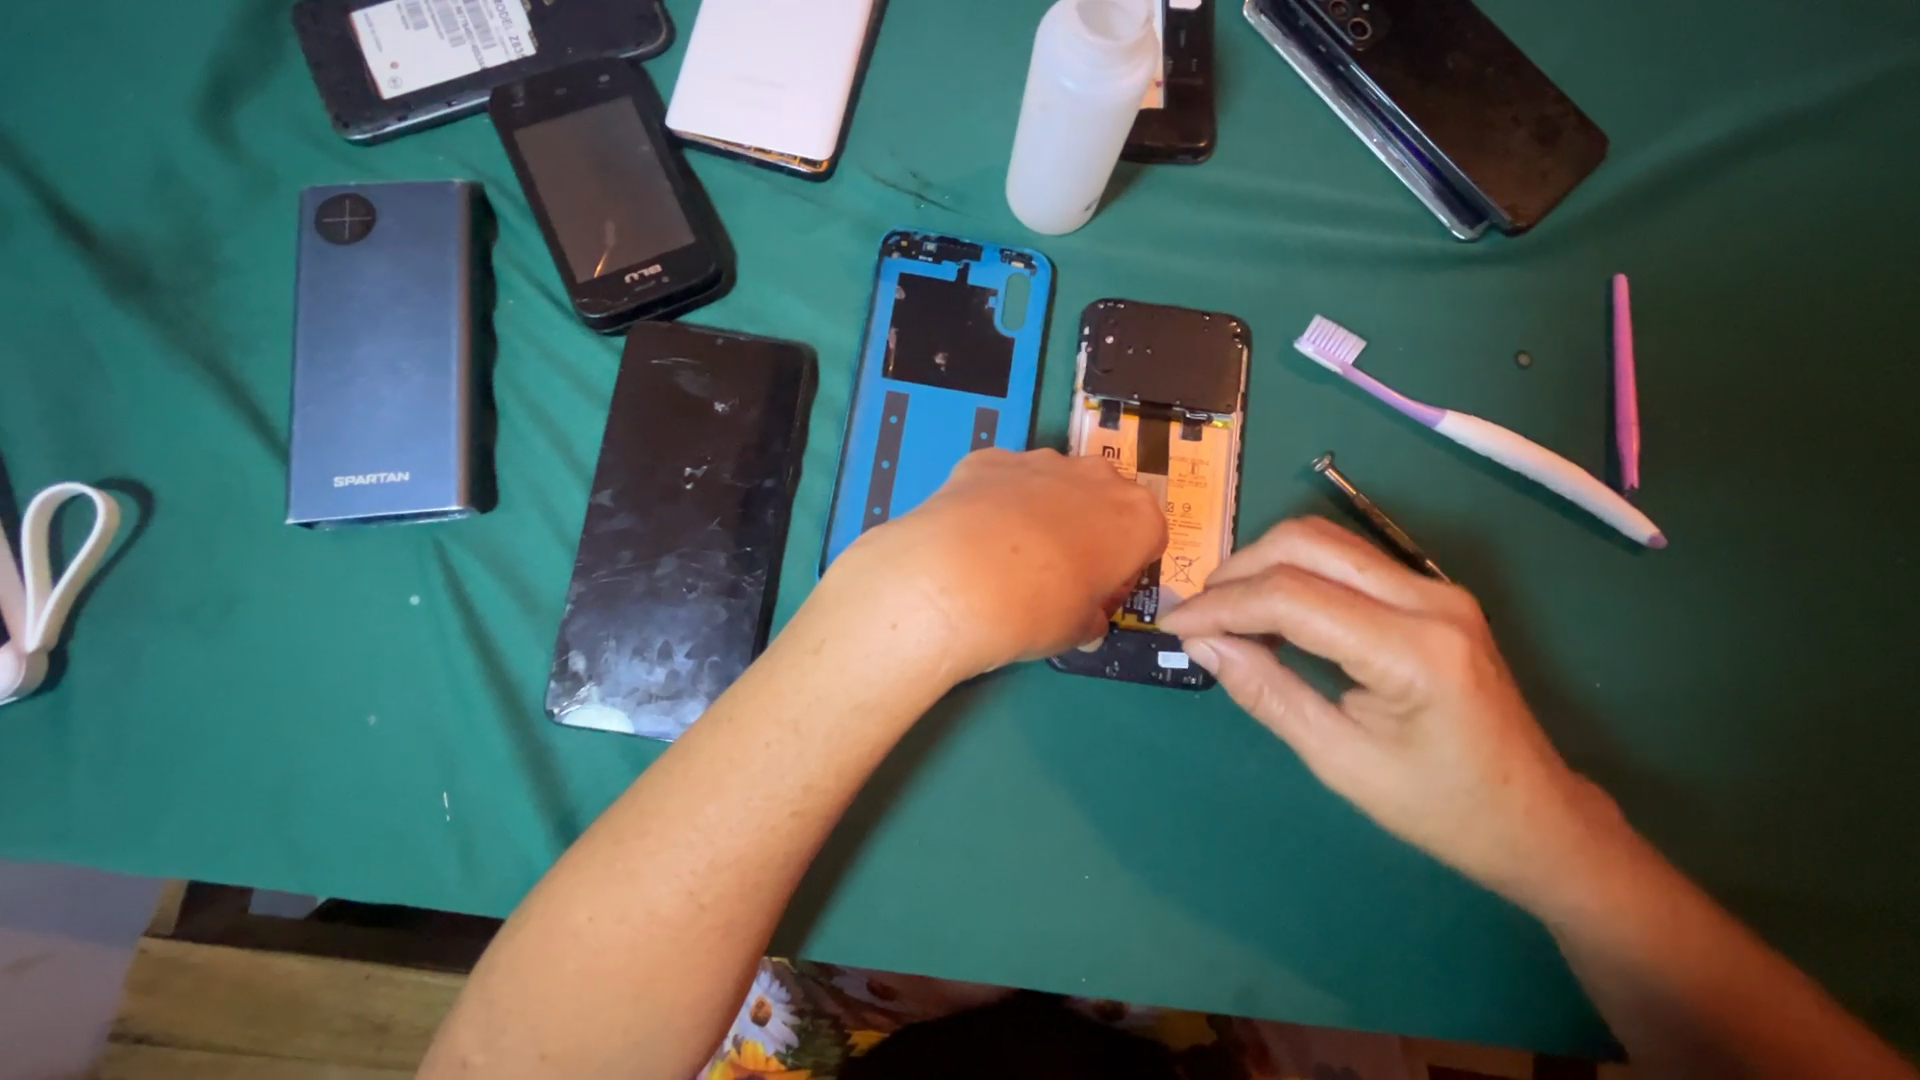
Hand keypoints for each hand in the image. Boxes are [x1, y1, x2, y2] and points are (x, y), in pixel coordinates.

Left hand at [822, 448, 1165, 680]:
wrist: (958, 578)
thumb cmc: (1038, 610)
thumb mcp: (1077, 632)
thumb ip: (1090, 620)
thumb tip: (1086, 623)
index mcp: (1136, 518)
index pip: (1148, 538)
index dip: (1124, 567)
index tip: (1099, 590)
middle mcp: (1096, 477)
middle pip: (1103, 501)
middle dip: (1087, 530)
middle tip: (1056, 573)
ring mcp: (1040, 461)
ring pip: (1052, 485)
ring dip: (1041, 511)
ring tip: (1006, 556)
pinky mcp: (990, 458)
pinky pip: (1003, 480)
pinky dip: (995, 502)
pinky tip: (973, 536)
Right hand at [1158, 517, 1623, 910]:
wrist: (1537, 817)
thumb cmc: (1440, 808)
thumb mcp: (1339, 760)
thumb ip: (1266, 692)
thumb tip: (1201, 643)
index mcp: (1414, 651)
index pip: (1292, 597)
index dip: (1221, 606)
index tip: (1172, 626)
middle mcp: (1429, 598)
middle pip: (1306, 544)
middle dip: (1236, 572)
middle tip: (1198, 618)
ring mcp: (1435, 588)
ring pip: (1323, 540)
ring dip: (1262, 565)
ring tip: (1225, 614)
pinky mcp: (1431, 591)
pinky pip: (1344, 559)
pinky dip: (1292, 574)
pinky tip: (1270, 614)